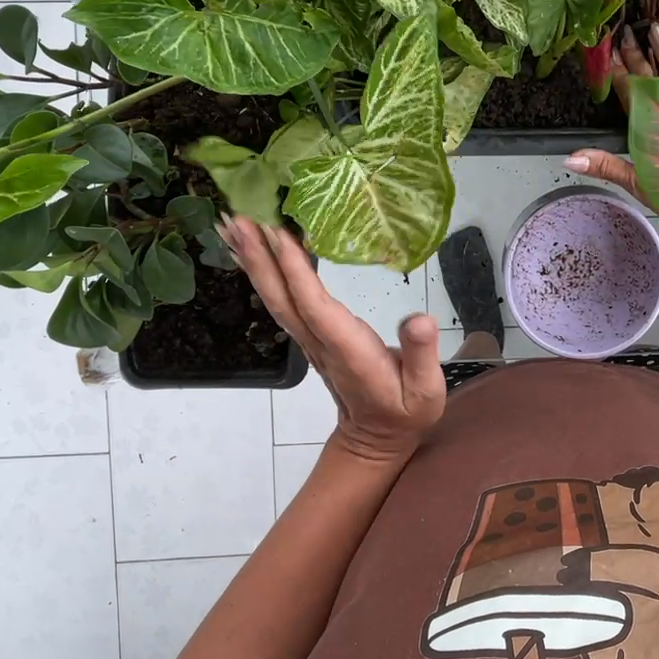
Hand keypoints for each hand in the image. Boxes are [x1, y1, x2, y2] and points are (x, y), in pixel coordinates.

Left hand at [219, 217, 444, 465]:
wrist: (377, 440)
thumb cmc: (405, 411)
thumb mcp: (426, 390)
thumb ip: (421, 354)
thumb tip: (419, 318)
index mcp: (348, 349)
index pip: (314, 306)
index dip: (296, 271)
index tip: (278, 233)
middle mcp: (320, 341)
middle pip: (282, 298)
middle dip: (259, 258)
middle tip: (237, 218)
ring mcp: (310, 339)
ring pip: (276, 298)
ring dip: (253, 262)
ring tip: (233, 227)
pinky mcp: (310, 335)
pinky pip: (282, 301)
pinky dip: (264, 274)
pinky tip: (254, 254)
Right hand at [565, 21, 658, 201]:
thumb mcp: (640, 183)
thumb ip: (606, 166)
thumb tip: (569, 158)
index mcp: (649, 124)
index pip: (627, 89)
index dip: (615, 69)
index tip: (606, 48)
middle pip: (649, 75)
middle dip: (635, 53)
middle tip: (625, 31)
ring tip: (654, 27)